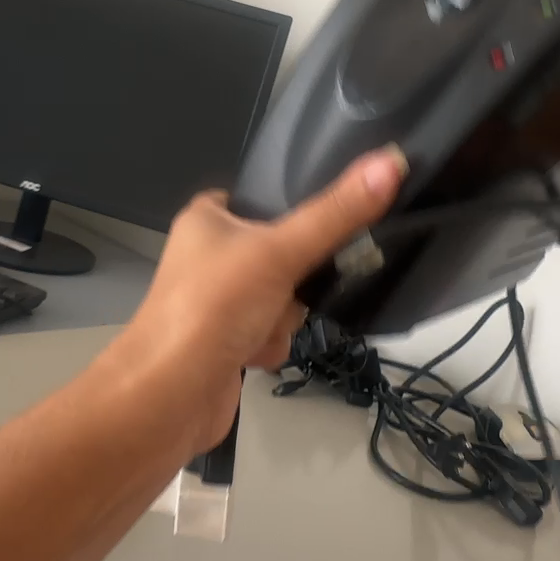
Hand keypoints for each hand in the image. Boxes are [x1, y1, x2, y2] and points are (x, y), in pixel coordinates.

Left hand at [103, 146, 407, 450]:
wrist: (168, 399)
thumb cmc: (213, 307)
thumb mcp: (280, 251)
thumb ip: (337, 213)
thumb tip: (392, 162)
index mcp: (207, 218)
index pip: (262, 197)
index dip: (292, 210)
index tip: (321, 224)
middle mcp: (208, 255)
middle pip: (283, 251)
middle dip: (296, 278)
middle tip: (293, 285)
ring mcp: (216, 301)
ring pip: (282, 295)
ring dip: (284, 316)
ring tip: (262, 326)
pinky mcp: (224, 341)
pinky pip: (270, 331)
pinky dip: (270, 343)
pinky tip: (254, 355)